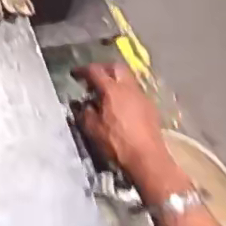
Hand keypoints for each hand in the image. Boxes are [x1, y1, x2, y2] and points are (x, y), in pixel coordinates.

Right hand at [75, 62, 187, 197]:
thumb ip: (85, 112)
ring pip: (128, 78)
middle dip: (103, 68)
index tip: (75, 74)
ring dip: (116, 80)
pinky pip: (135, 91)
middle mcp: (128, 88)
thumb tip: (84, 104)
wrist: (148, 158)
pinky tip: (120, 106)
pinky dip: (125, 92)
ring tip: (106, 92)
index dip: (83, 70)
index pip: (95, 71)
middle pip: (116, 67)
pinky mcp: (150, 107)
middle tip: (93, 77)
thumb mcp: (92, 129)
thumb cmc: (117, 144)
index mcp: (111, 90)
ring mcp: (142, 96)